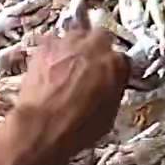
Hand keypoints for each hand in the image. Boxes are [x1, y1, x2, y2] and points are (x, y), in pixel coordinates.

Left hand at [6, 27, 127, 164]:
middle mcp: (95, 47)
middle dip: (95, 50)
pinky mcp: (44, 46)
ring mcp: (69, 43)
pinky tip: (47, 69)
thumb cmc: (78, 128)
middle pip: (100, 38)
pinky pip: (52, 44)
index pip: (122, 60)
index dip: (113, 70)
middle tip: (86, 69)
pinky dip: (52, 54)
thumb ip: (111, 92)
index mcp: (116, 65)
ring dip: (73, 49)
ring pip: (75, 37)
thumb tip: (106, 89)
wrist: (43, 125)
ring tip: (65, 68)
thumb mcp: (108, 115)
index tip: (107, 79)